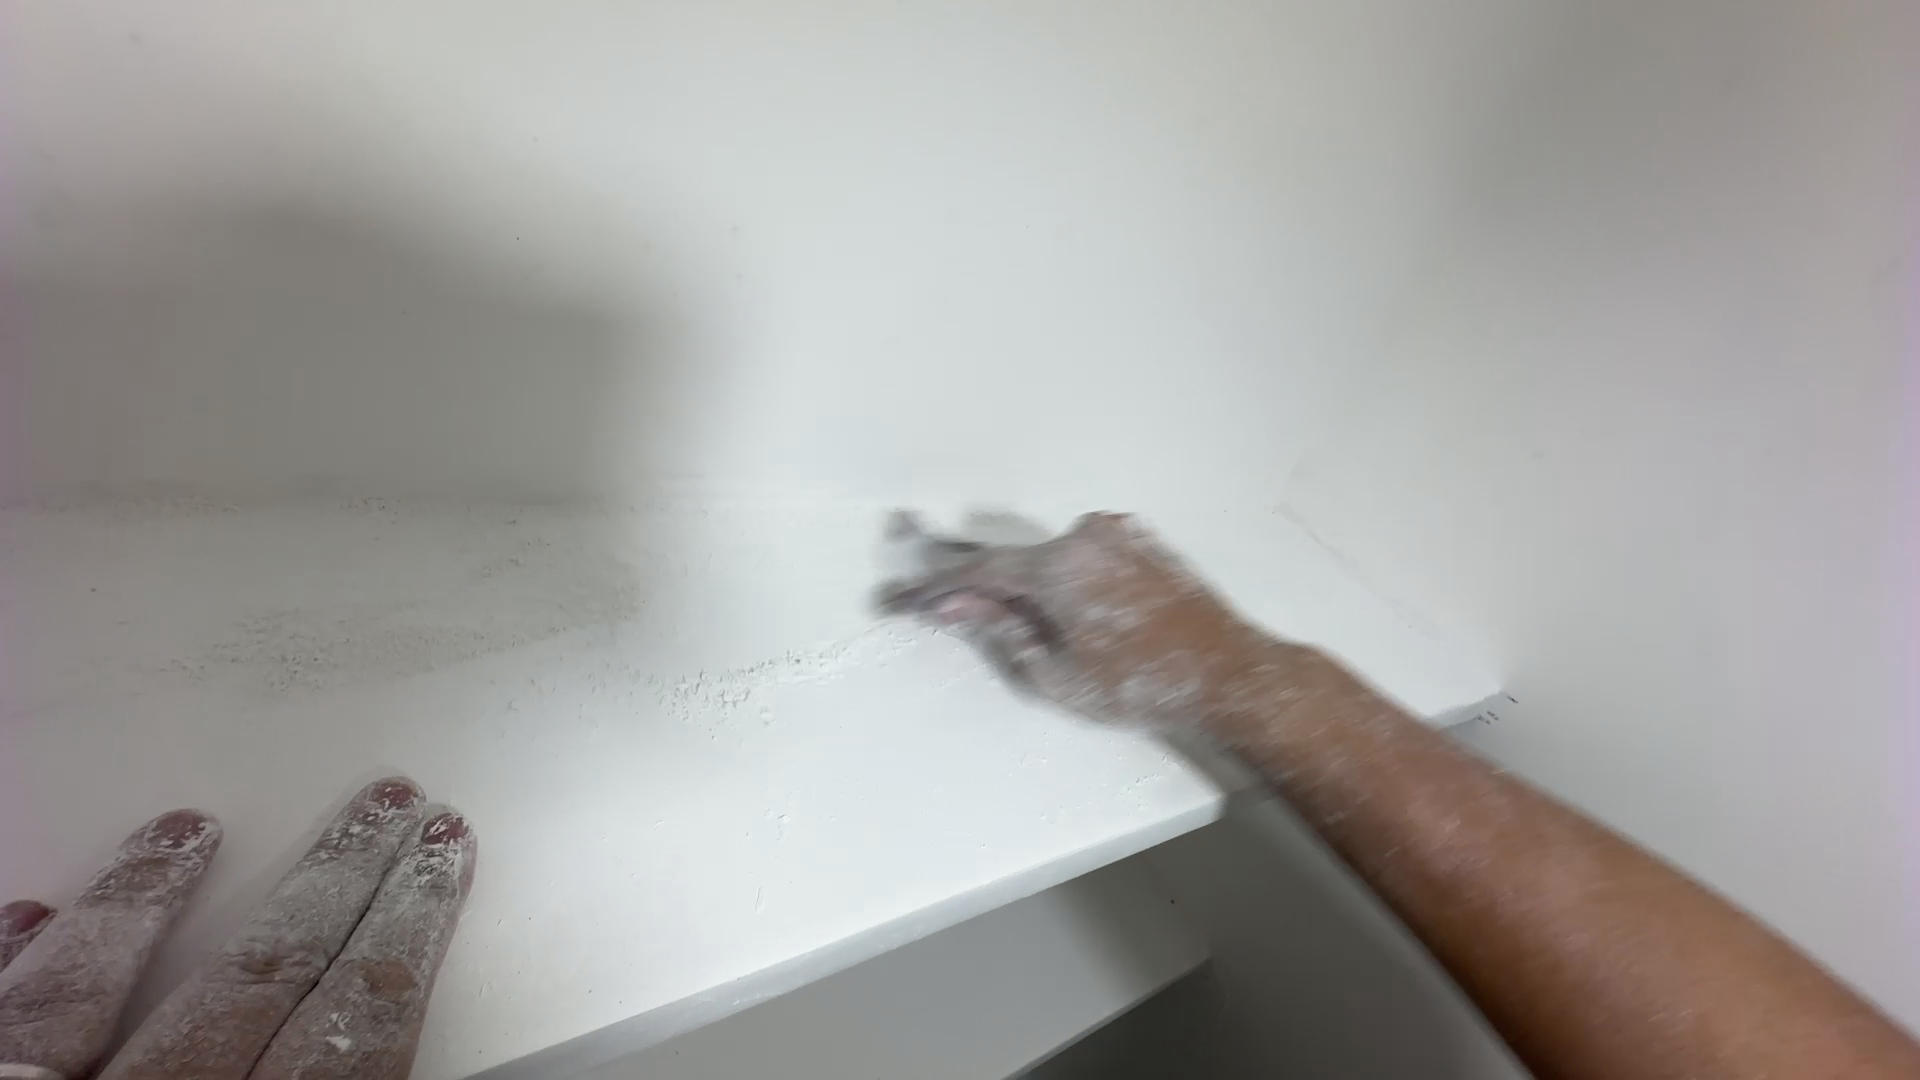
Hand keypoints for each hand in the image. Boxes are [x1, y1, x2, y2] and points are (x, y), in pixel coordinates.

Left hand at [0, 778, 475, 1079]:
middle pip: (265, 973)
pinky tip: (28, 918)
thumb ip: (366, 1079)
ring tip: (184, 829)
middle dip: (342, 873)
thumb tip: (437, 1035)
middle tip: (387, 804)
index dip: (418, 917)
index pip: (364, 1009)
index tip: (446, 851)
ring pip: (89, 991)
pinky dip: (6, 967)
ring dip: (148, 897)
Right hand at [877, 511, 1286, 732]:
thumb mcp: (1057, 674)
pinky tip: (1063, 605)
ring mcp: (1118, 532)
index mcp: (1061, 564)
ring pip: (1051, 556)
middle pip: (1016, 560)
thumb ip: (1002, 632)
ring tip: (1016, 619)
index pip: (981, 571)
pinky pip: (1084, 554)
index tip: (903, 597)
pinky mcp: (1141, 539)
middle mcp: (1086, 534)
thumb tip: (954, 605)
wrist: (1228, 672)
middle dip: (979, 585)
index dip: (938, 585)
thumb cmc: (1137, 685)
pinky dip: (1062, 575)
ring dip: (1026, 584)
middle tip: (944, 604)